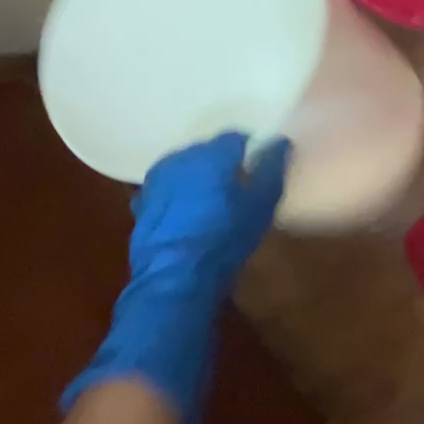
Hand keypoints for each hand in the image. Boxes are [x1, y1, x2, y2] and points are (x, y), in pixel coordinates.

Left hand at [61, 132, 290, 423]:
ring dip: (199, 180)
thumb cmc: (225, 241)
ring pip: (184, 170)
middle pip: (206, 152)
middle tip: (242, 181)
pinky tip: (193, 218)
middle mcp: (178, 161)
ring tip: (218, 201)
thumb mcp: (261, 206)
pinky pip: (168, 192)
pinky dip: (181, 198)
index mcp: (209, 155)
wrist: (173, 285)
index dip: (250, 148)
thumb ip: (272, 170)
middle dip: (222, 162)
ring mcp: (155, 184)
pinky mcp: (142, 209)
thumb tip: (281, 142)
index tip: (261, 162)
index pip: (234, 137)